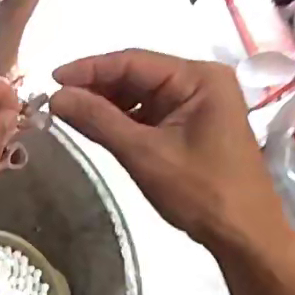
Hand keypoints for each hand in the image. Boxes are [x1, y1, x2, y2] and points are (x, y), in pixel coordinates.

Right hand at [50, 49, 288, 251]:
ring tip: (68, 115)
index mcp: (198, 78)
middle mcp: (200, 82)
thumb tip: (56, 97)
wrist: (243, 233)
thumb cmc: (199, 191)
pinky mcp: (190, 126)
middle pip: (136, 75)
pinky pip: (149, 114)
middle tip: (55, 102)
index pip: (133, 61)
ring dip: (105, 104)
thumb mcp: (144, 153)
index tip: (51, 80)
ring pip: (140, 95)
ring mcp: (196, 105)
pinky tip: (96, 127)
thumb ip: (98, 121)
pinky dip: (122, 120)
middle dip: (95, 87)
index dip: (88, 69)